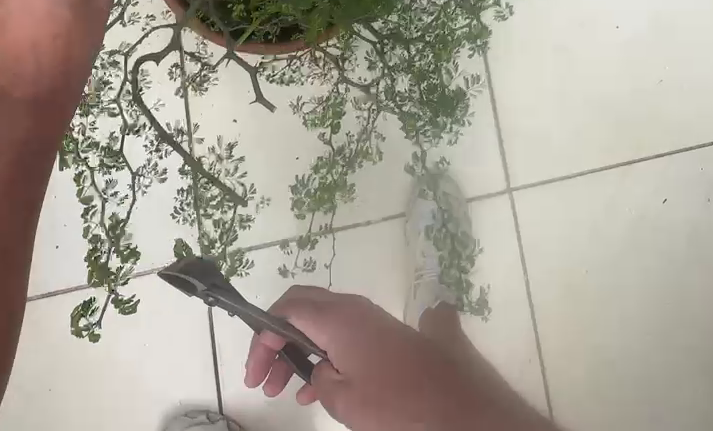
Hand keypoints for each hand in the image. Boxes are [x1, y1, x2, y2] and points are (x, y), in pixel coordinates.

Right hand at [244, 287, 549, 430]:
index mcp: (340, 317)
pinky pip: (346, 333)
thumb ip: (320, 378)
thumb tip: (316, 369)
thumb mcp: (345, 399)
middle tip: (262, 379)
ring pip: (324, 322)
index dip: (264, 334)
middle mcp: (356, 308)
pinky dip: (325, 352)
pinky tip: (316, 387)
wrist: (458, 406)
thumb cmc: (397, 403)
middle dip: (277, 339)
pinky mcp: (389, 334)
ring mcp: (374, 319)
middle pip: (304, 307)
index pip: (289, 306)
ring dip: (300, 348)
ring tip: (282, 388)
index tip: (254, 371)